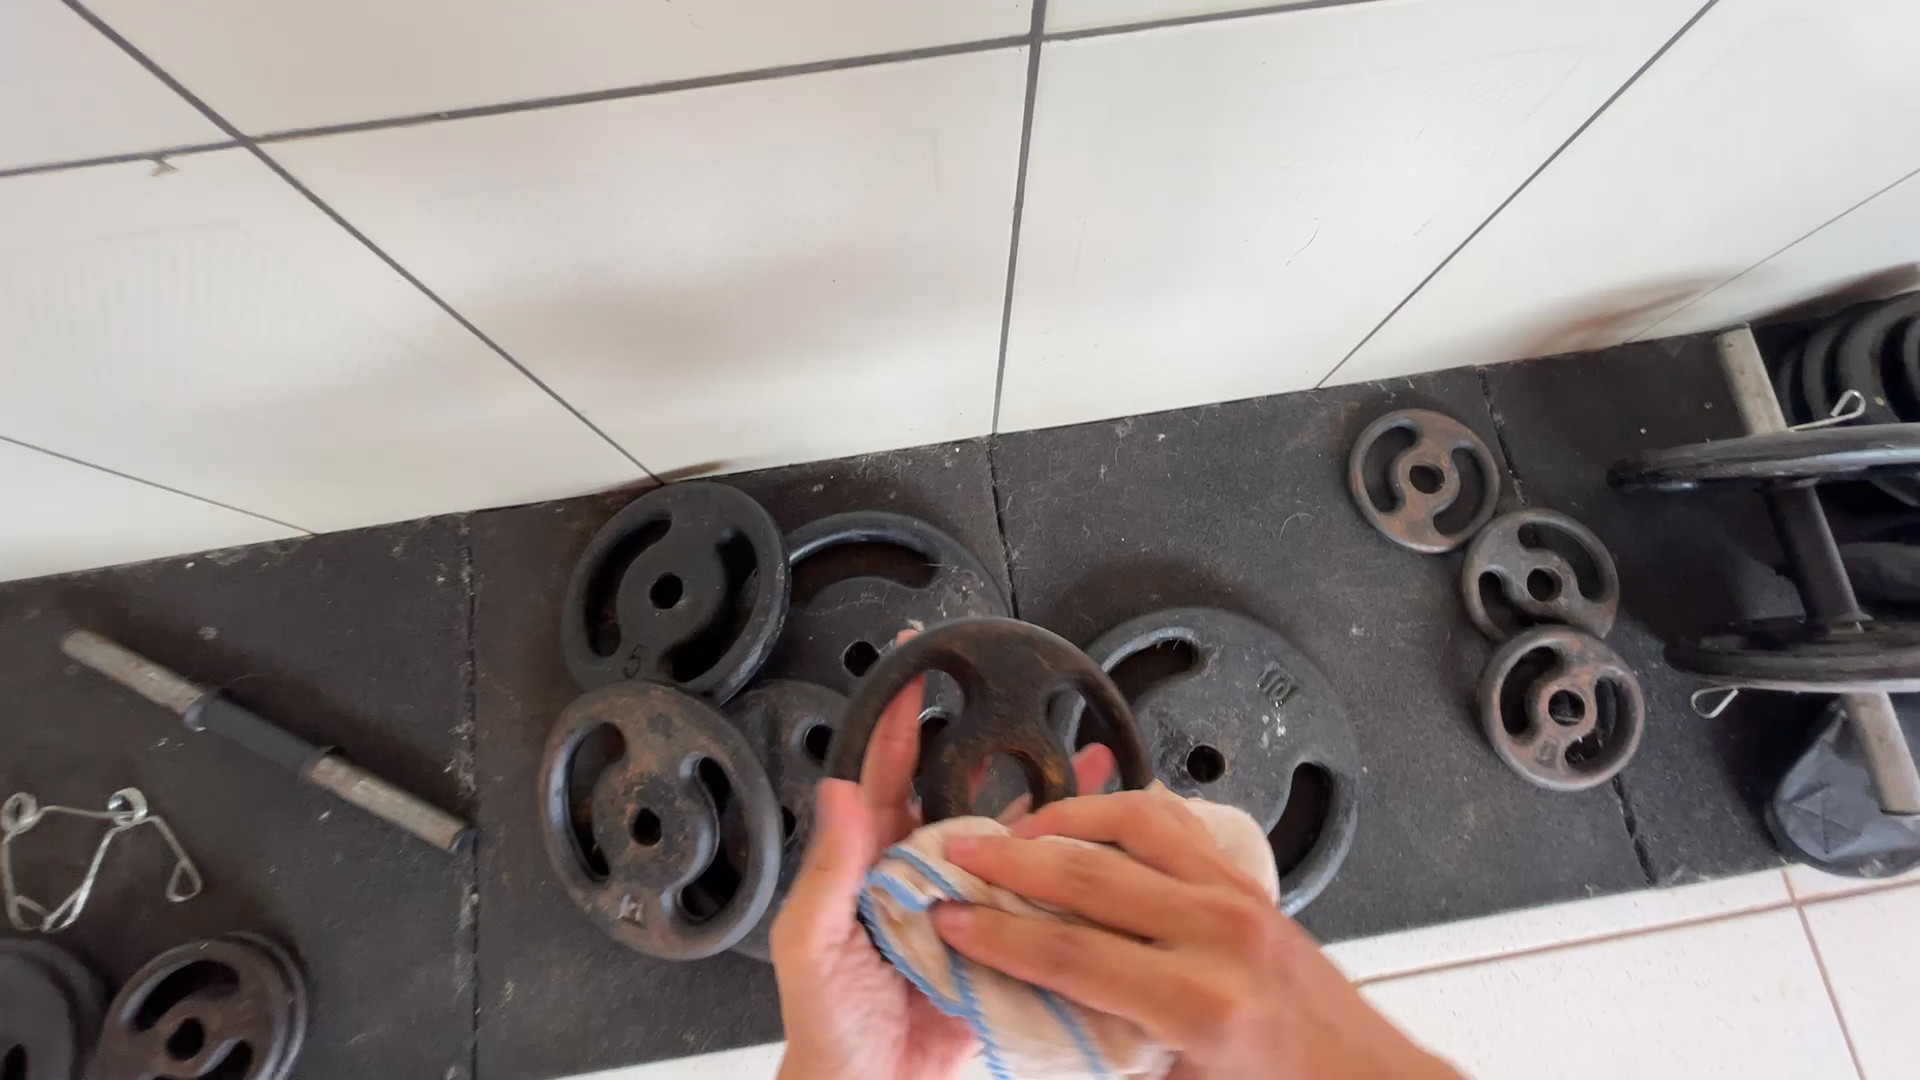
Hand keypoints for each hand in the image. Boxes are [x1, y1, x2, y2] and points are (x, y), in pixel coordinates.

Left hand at [771, 666, 1115, 1079]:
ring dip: (1042, 794)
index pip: (886, 766)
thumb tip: (838, 790)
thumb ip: (827, 871)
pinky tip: (1096, 839)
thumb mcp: (812, 944)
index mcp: (874, 851)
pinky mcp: (999, 930)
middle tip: (1019, 696)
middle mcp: (923, 860)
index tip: (913, 664)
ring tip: (1082, 755)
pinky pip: (1032, 885)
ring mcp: (965, 892)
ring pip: (1006, 830)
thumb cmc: (829, 1021)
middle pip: (962, 787)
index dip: (898, 713)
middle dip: (991, 741)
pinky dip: (1063, 859)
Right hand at [931, 790, 1462, 1079]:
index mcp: (1201, 1006)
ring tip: (1015, 827)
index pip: (1071, 955)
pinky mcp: (1242, 875)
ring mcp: (1234, 891)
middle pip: (1090, 874)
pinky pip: (1170, 818)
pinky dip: (1117, 806)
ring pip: (1130, 821)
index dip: (998, 935)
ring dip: (1062, 818)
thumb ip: (1106, 1049)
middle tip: (962, 853)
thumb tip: (1032, 1010)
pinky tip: (1086, 817)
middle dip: (1012, 860)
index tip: (950, 916)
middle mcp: (1217, 932)